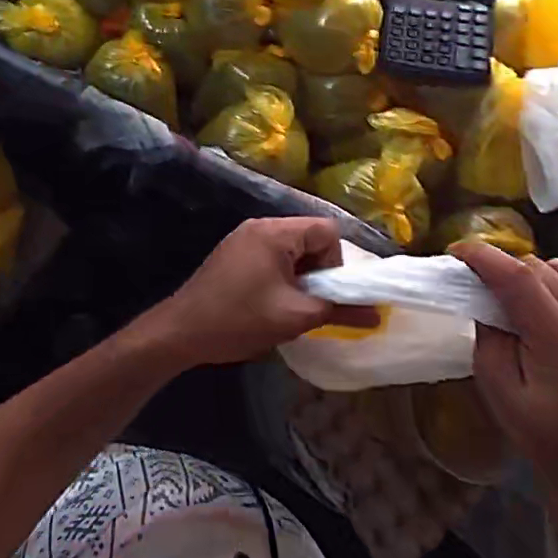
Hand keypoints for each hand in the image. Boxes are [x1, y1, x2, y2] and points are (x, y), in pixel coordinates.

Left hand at [142, 217, 378, 367]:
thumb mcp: (295, 317)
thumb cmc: (239, 319)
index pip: (327, 230)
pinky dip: (281, 275)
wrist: (181, 331)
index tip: (324, 292)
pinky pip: (271, 254)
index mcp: (275, 231)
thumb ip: (339, 310)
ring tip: (289, 306)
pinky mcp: (233, 252)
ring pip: (291, 248)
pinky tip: (270, 302)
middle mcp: (259, 225)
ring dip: (300, 275)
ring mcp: (243, 237)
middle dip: (318, 269)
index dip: (336, 261)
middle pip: (309, 236)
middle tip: (308, 302)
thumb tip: (377, 314)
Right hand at [454, 243, 557, 507]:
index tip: (460, 251)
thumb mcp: (494, 385)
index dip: (486, 257)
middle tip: (492, 288)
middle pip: (546, 271)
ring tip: (532, 303)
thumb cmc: (539, 432)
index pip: (523, 282)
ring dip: (544, 278)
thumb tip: (483, 284)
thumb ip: (488, 329)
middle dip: (510, 272)